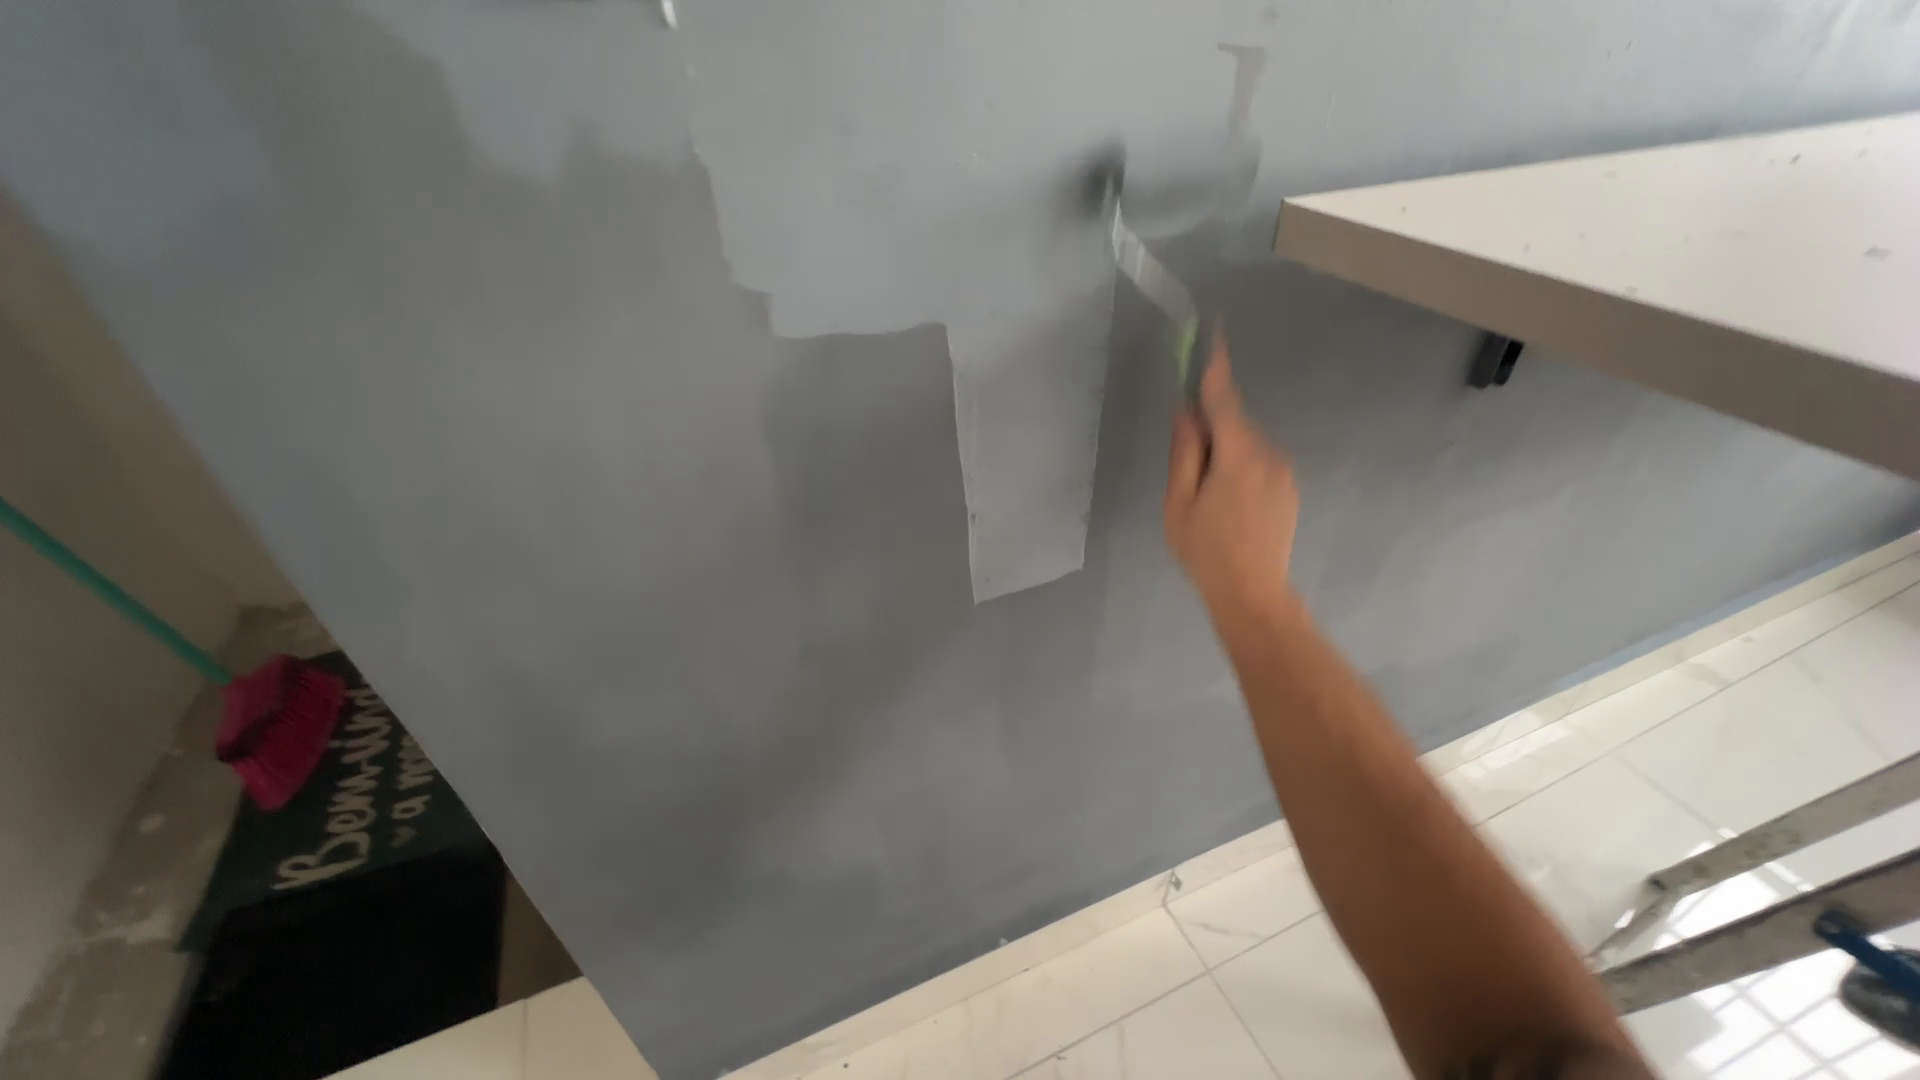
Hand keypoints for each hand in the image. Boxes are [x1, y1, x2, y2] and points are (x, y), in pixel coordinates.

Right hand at [1164, 323, 1298, 614]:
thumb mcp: (1179, 502)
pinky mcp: (1289, 487)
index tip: (1215, 333)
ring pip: (1245, 444)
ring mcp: (1283, 471)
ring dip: (1224, 453)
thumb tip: (1185, 411)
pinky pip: (1258, 462)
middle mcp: (1268, 454)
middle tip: (1186, 469)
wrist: (1252, 593)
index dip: (1216, 367)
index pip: (1224, 400)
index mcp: (1236, 456)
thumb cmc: (1205, 551)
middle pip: (1233, 423)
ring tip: (1207, 499)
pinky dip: (1238, 467)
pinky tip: (1228, 505)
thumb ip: (1184, 452)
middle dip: (1209, 429)